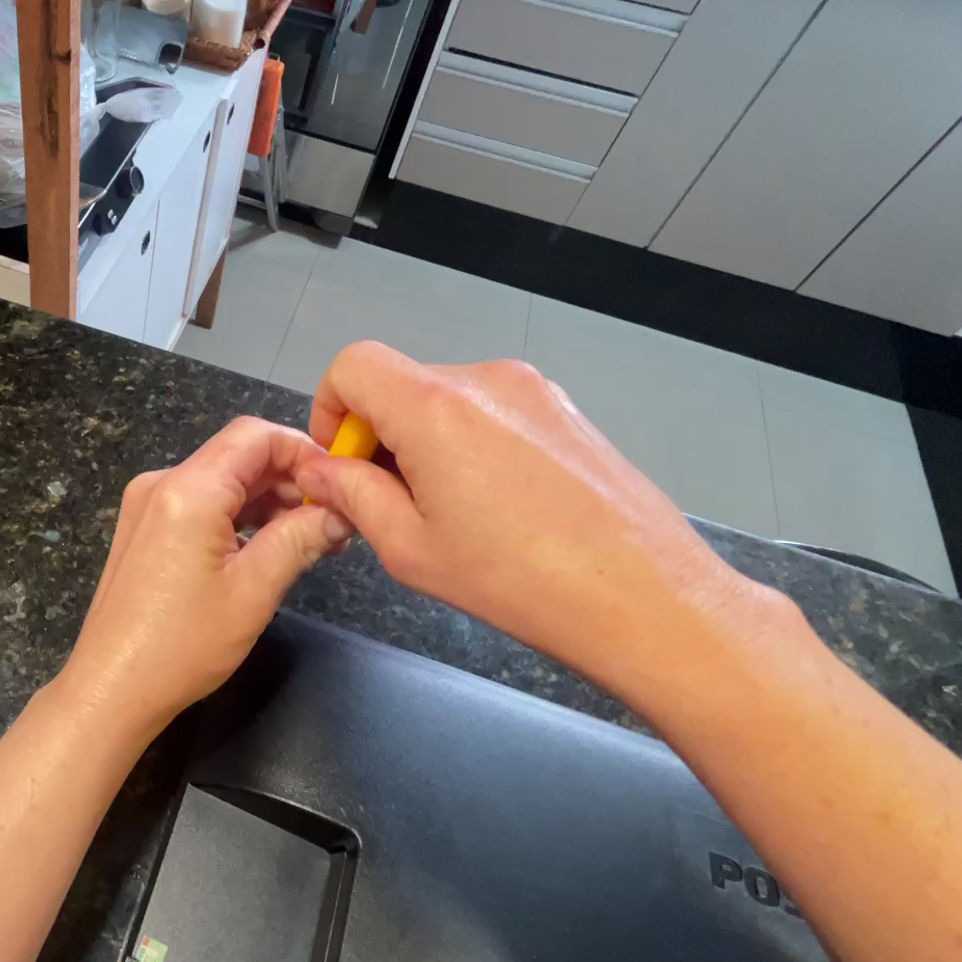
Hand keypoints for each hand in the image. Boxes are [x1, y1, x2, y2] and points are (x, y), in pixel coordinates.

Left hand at [56, 416, 354, 727]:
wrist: (112, 687)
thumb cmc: (183, 645)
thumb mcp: (254, 591)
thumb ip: (301, 539)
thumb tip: (340, 513)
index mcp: (188, 489)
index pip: (256, 435)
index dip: (304, 452)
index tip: (338, 487)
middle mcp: (162, 483)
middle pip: (238, 456)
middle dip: (289, 480)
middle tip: (331, 523)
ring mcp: (146, 505)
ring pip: (221, 481)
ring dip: (266, 501)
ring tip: (307, 540)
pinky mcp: (143, 528)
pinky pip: (199, 504)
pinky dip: (236, 517)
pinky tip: (265, 548)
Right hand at [293, 341, 772, 698]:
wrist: (643, 596)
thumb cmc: (512, 579)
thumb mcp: (408, 546)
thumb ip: (350, 493)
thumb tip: (319, 470)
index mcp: (434, 407)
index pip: (352, 365)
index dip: (329, 409)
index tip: (343, 463)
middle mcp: (484, 380)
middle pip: (398, 383)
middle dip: (376, 435)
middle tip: (389, 502)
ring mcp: (532, 389)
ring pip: (443, 398)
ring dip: (422, 441)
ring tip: (449, 509)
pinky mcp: (564, 408)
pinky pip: (489, 410)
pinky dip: (466, 442)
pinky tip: (496, 503)